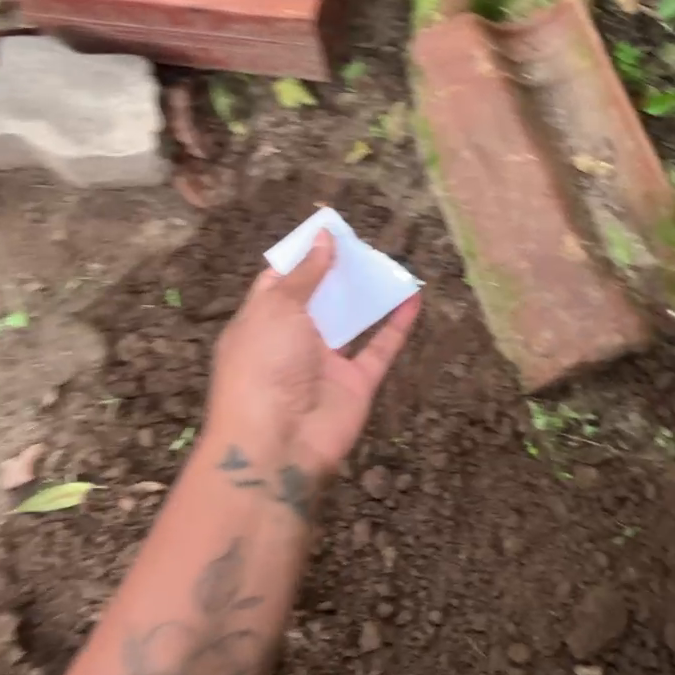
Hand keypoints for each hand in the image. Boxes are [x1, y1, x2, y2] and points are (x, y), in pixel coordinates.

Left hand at [209, 231, 420, 477]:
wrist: (277, 443)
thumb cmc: (263, 367)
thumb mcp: (277, 308)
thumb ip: (305, 274)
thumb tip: (323, 239)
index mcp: (261, 321)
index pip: (280, 282)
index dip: (303, 256)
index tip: (327, 231)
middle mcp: (292, 340)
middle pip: (319, 299)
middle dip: (338, 272)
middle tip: (364, 244)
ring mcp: (325, 363)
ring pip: (352, 321)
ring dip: (368, 295)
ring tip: (390, 263)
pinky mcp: (356, 383)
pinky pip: (380, 349)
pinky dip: (397, 325)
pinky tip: (413, 299)